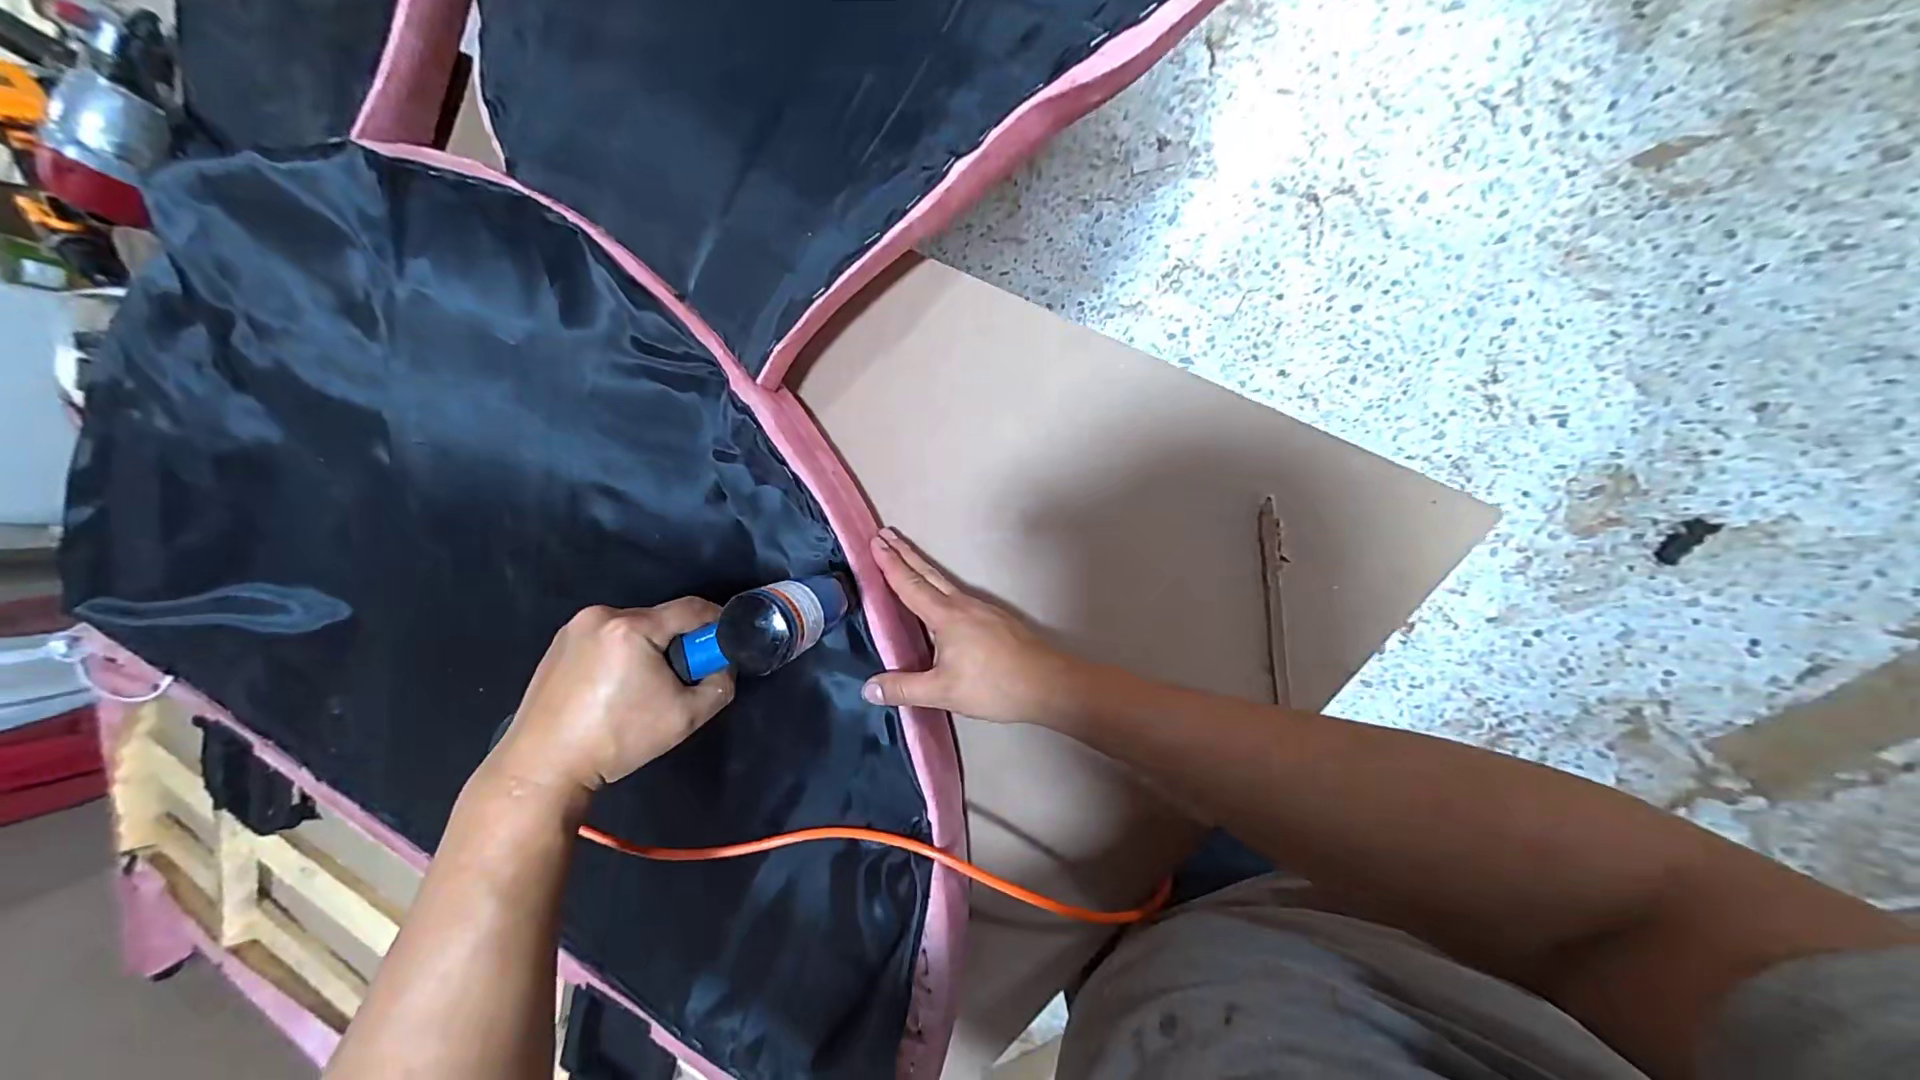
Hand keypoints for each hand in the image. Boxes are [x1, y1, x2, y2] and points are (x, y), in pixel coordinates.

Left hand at [493, 599, 734, 794]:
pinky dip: (622, 654)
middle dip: (679, 642)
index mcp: (631, 628)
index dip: (717, 622)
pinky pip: (607, 638)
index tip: (724, 645)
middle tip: (684, 676)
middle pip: (660, 618)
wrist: (544, 767)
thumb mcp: (687, 716)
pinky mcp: (558, 645)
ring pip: (633, 628)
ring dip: (650, 648)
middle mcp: (601, 616)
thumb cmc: (617, 739)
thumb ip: (720, 683)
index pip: (691, 608)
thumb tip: (723, 665)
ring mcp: (574, 628)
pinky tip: (616, 688)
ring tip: (645, 687)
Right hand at [862, 529, 1095, 726]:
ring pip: (944, 581)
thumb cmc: (995, 686)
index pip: (910, 585)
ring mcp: (982, 609)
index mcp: (947, 616)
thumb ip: (904, 688)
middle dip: (904, 554)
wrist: (1048, 683)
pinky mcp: (995, 619)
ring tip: (906, 557)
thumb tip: (868, 688)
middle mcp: (963, 605)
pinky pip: (958, 594)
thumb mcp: (944, 692)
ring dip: (921, 566)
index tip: (875, 542)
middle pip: (927, 573)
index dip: (890, 564)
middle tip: (885, 535)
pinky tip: (942, 596)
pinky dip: (939, 584)